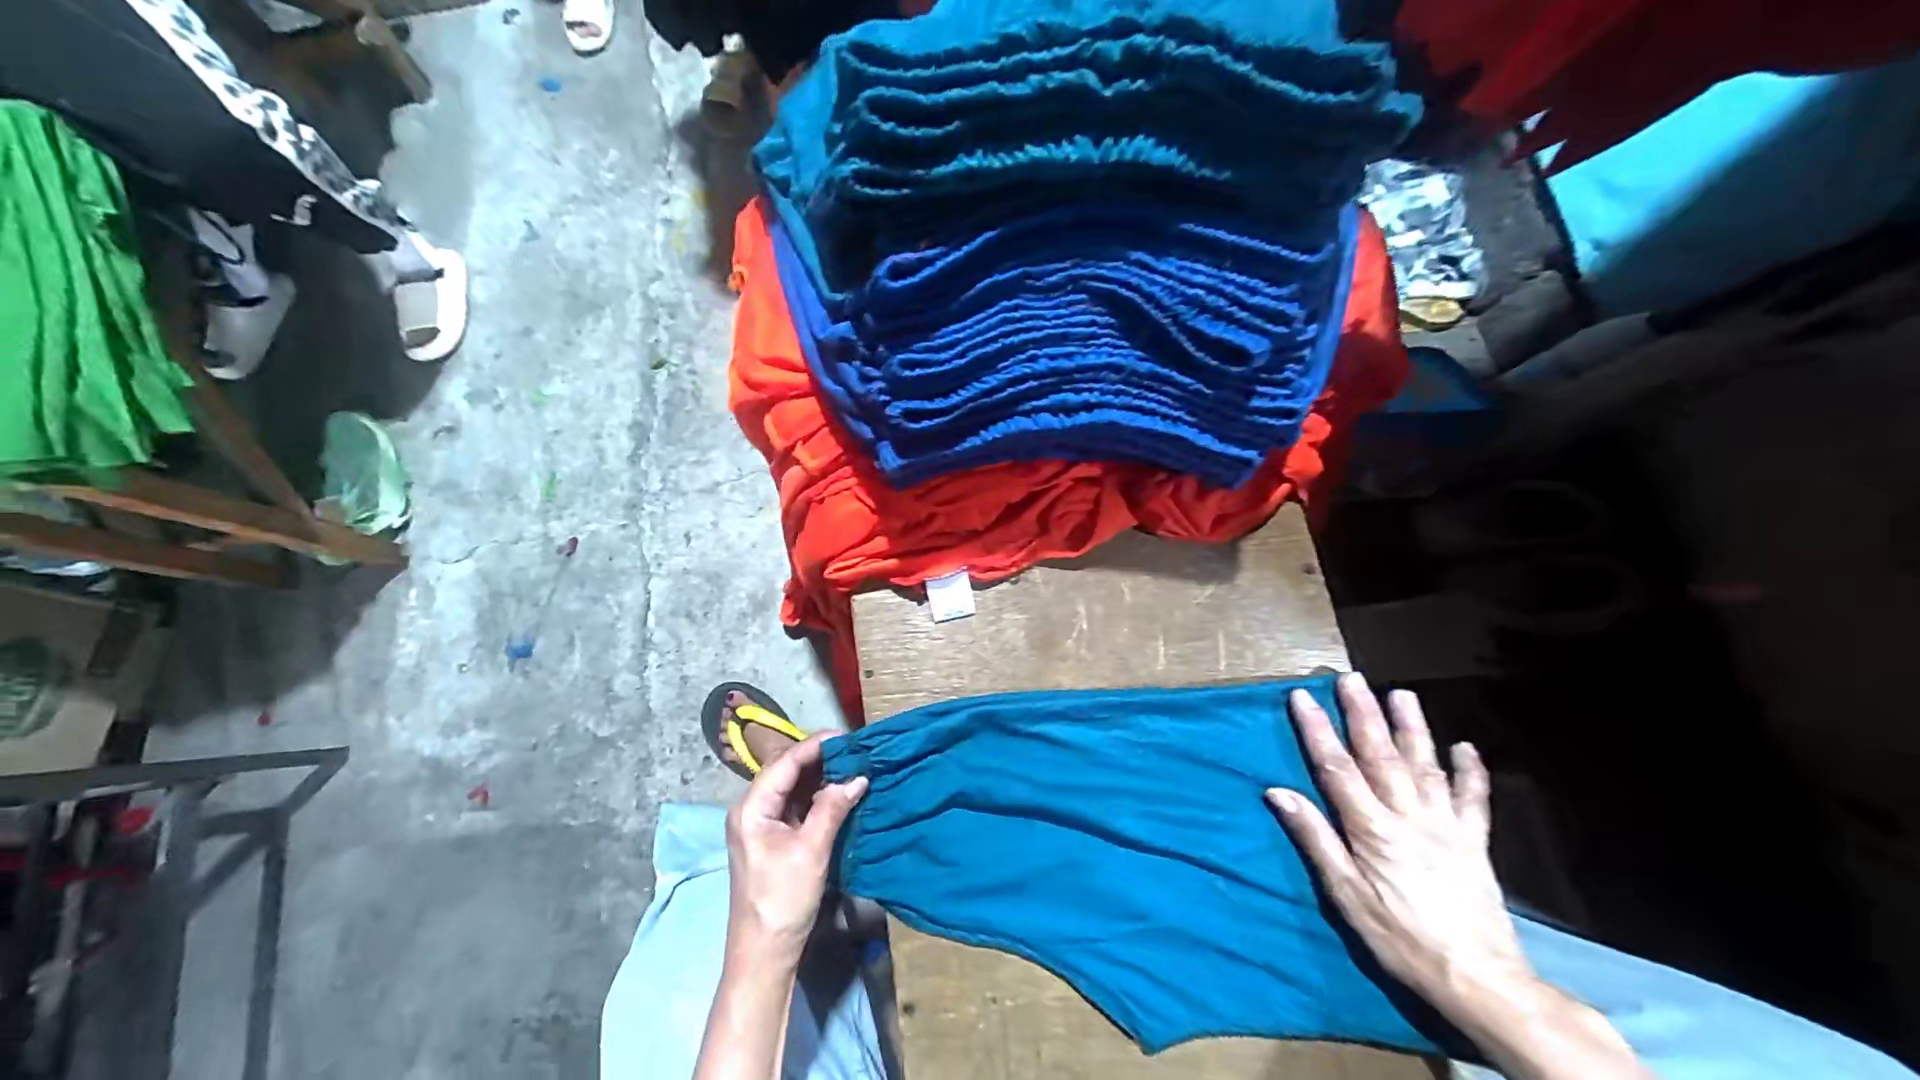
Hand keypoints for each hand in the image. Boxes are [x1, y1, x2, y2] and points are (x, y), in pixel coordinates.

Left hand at [724, 733, 867, 960]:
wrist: (763, 954)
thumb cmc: (782, 901)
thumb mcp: (811, 851)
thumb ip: (832, 808)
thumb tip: (858, 776)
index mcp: (751, 807)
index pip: (785, 762)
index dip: (816, 745)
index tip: (847, 736)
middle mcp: (751, 809)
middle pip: (786, 769)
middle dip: (819, 757)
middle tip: (854, 749)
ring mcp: (761, 823)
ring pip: (791, 786)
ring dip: (819, 775)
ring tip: (851, 764)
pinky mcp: (772, 837)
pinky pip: (794, 803)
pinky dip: (816, 794)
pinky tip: (838, 790)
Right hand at [1266, 674, 1534, 1011]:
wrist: (1479, 980)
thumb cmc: (1400, 938)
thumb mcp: (1345, 896)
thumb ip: (1315, 839)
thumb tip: (1278, 792)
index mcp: (1372, 829)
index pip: (1336, 768)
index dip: (1317, 729)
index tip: (1301, 697)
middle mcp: (1410, 817)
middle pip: (1381, 755)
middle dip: (1363, 713)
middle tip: (1351, 678)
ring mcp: (1447, 826)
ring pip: (1426, 766)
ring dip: (1413, 727)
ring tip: (1402, 694)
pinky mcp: (1475, 843)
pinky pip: (1474, 800)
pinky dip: (1470, 772)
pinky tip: (1466, 748)